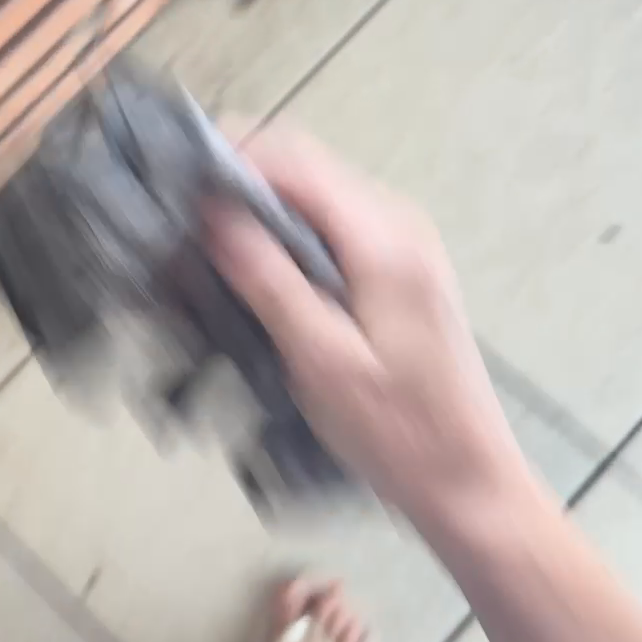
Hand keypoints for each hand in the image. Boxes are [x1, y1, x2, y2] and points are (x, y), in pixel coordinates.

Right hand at [203, 126, 541, 526]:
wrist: (468, 482)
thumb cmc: (395, 427)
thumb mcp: (321, 357)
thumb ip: (269, 279)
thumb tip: (211, 212)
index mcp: (384, 239)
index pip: (294, 161)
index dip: (229, 158)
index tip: (173, 183)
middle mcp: (395, 224)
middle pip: (301, 164)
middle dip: (234, 173)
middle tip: (176, 208)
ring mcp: (396, 242)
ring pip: (307, 188)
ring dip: (251, 198)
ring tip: (197, 230)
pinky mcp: (388, 264)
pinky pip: (319, 218)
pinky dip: (273, 222)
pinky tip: (242, 255)